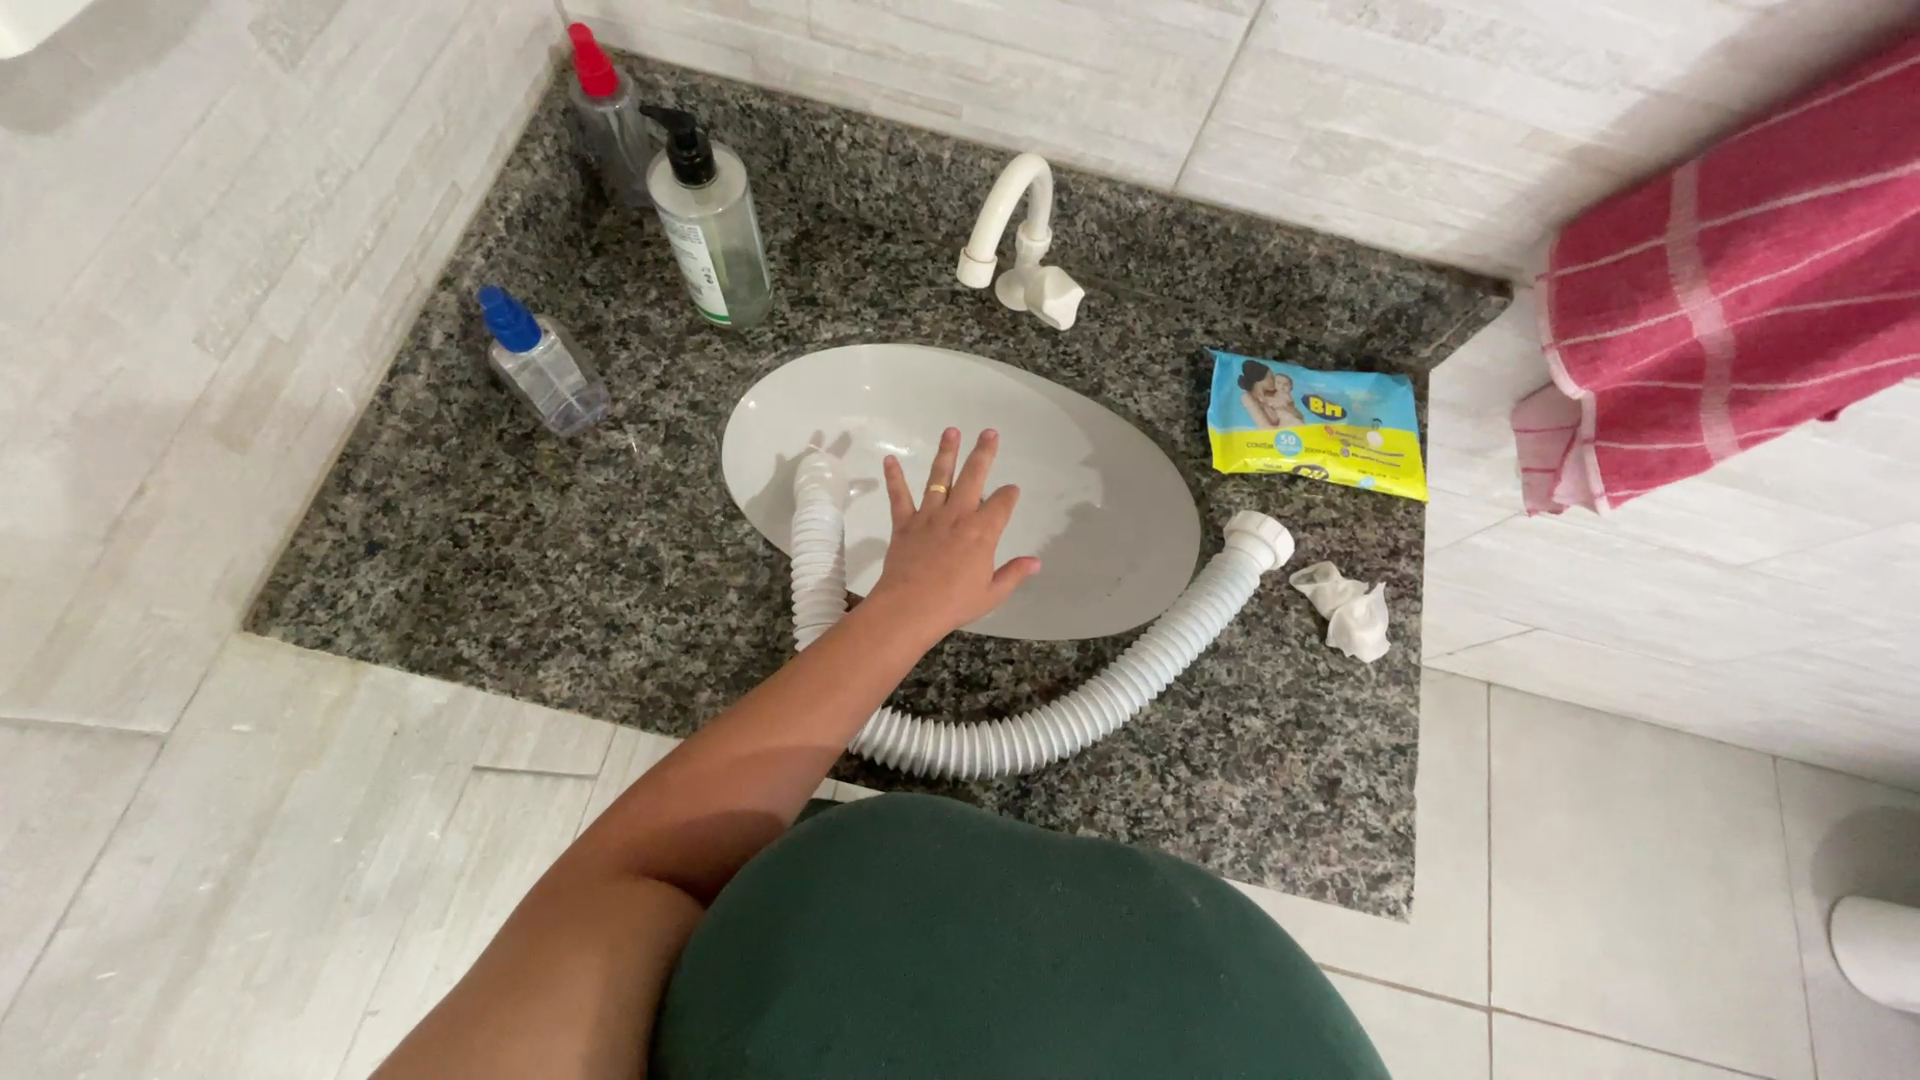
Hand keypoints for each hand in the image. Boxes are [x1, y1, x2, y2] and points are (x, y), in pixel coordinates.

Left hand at [861, 427, 1040, 645]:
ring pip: (940, 478)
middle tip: (989, 433)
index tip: (1012, 490)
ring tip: (951, 431)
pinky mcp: (904, 523)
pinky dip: (894, 478)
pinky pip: (899, 496)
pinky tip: (889, 460)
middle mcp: (958, 516)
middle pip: (974, 477)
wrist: (909, 608)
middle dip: (983, 453)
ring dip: (946, 453)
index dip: (1009, 494)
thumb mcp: (992, 594)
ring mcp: (929, 517)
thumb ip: (1013, 574)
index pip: (1002, 503)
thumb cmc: (954, 604)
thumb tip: (1036, 562)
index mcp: (983, 532)